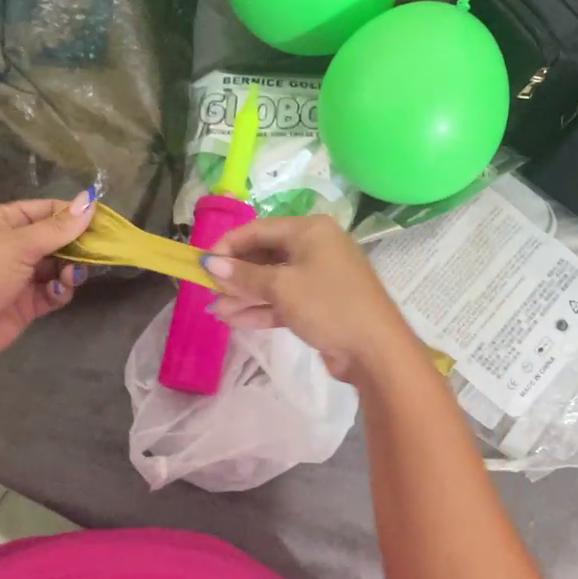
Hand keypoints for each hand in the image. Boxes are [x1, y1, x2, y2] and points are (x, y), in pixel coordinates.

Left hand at [0, 191, 96, 371]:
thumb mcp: (17, 244)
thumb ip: (58, 227)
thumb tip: (90, 201)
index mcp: (4, 221)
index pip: (48, 210)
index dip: (75, 215)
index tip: (103, 222)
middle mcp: (13, 245)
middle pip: (58, 239)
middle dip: (78, 245)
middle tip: (100, 251)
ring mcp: (20, 275)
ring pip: (60, 266)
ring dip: (71, 269)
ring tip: (71, 276)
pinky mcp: (27, 303)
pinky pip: (53, 291)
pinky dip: (60, 290)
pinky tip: (56, 292)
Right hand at [203, 216, 418, 382]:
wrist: (375, 349)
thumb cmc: (329, 305)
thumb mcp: (282, 287)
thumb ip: (243, 275)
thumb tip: (209, 263)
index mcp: (310, 230)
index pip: (259, 229)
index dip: (228, 245)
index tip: (202, 264)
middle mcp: (315, 247)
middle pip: (265, 254)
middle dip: (235, 274)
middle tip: (207, 290)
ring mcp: (319, 276)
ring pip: (273, 280)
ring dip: (244, 295)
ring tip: (214, 311)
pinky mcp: (319, 304)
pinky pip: (284, 299)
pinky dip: (261, 308)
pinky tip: (233, 320)